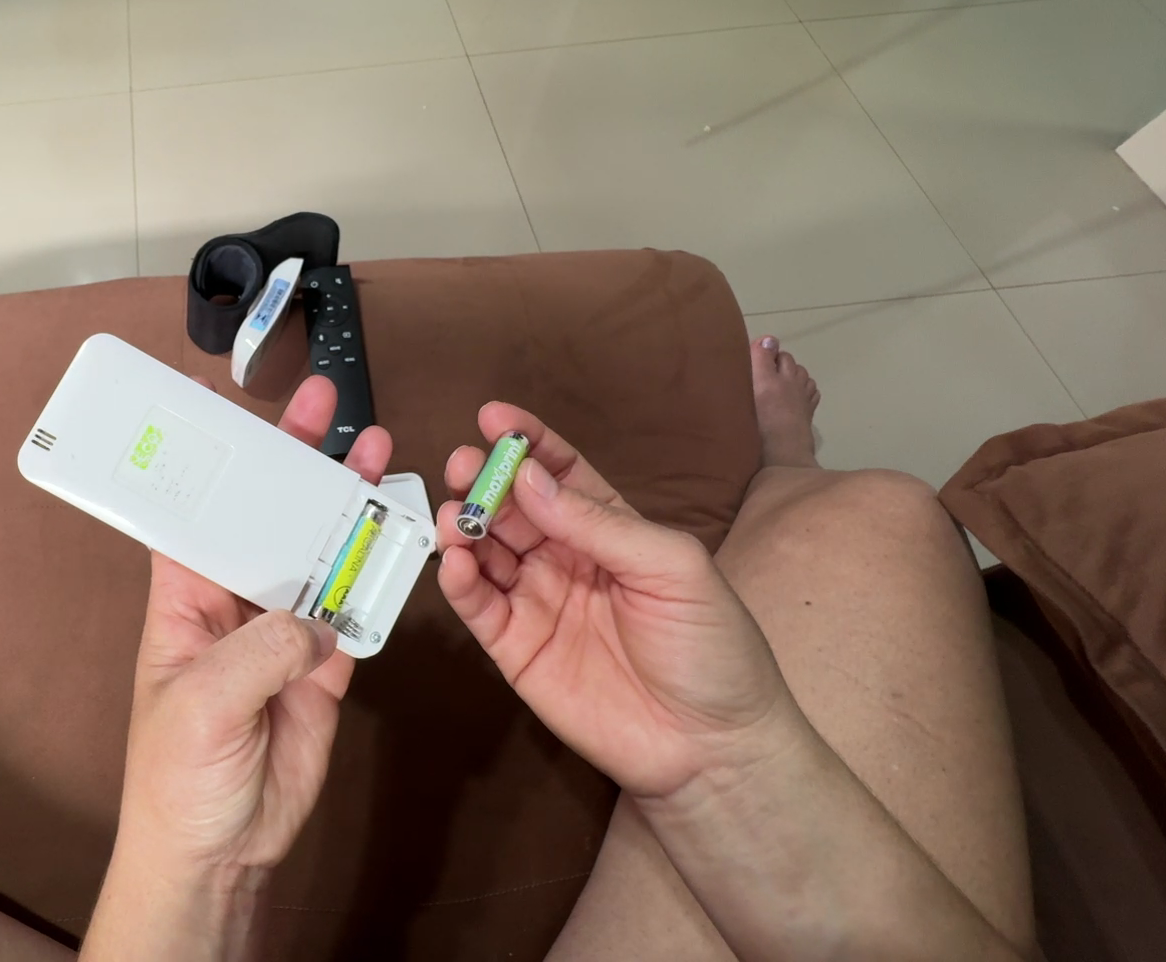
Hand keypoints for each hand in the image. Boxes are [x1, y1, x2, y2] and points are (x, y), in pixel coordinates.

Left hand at [83, 375, 390, 961]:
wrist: (222, 850)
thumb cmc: (176, 776)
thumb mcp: (202, 705)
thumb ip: (260, 651)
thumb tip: (315, 620)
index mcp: (186, 594)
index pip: (196, 510)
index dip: (212, 459)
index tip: (224, 405)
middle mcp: (236, 596)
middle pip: (269, 513)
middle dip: (295, 458)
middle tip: (323, 404)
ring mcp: (284, 624)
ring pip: (320, 549)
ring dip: (345, 503)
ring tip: (373, 449)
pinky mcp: (325, 657)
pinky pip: (356, 604)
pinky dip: (377, 573)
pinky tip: (398, 531)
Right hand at [437, 402, 794, 799]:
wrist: (710, 749)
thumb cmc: (710, 647)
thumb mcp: (673, 569)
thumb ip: (599, 523)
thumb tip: (529, 478)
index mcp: (607, 530)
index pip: (559, 473)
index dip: (528, 442)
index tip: (493, 416)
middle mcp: (562, 557)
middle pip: (510, 506)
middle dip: (484, 480)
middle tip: (462, 466)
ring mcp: (533, 600)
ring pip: (484, 550)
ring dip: (463, 526)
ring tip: (455, 517)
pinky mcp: (510, 645)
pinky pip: (476, 604)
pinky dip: (457, 581)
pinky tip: (455, 564)